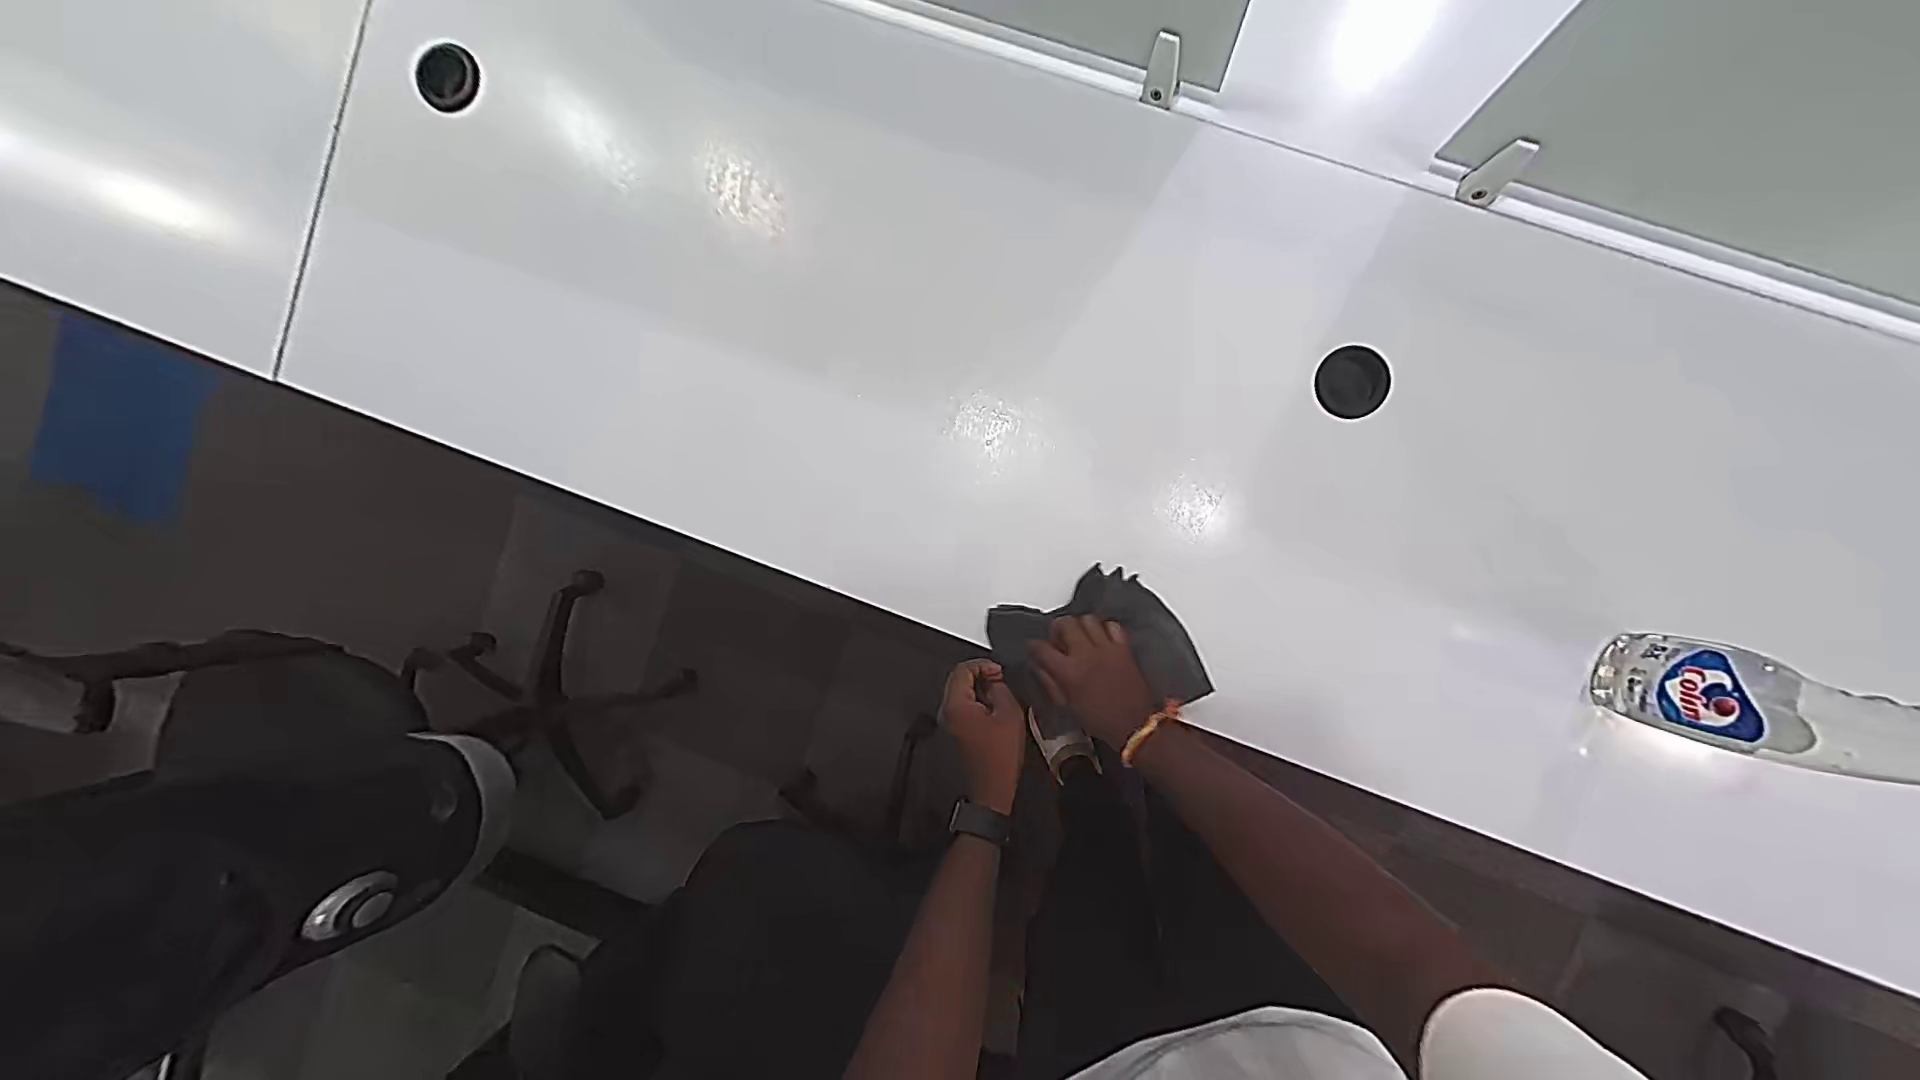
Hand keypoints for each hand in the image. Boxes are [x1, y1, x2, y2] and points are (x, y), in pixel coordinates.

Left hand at [940, 660, 1026, 813]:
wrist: (990, 791)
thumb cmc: (999, 759)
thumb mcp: (1009, 714)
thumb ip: (1000, 688)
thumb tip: (994, 679)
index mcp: (956, 706)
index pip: (962, 670)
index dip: (983, 665)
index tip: (998, 671)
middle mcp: (946, 712)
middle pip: (958, 680)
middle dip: (979, 675)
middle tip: (999, 681)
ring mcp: (947, 723)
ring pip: (959, 693)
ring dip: (977, 689)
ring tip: (998, 696)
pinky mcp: (952, 732)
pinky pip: (961, 707)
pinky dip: (975, 702)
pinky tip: (991, 711)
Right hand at [1027, 616, 1158, 747]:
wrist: (1133, 725)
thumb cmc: (1098, 719)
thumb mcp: (1067, 705)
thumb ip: (1050, 682)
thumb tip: (1039, 667)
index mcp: (1068, 672)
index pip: (1042, 648)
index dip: (1033, 646)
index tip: (1034, 647)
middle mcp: (1085, 654)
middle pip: (1065, 624)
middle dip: (1057, 628)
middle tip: (1058, 638)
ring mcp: (1106, 649)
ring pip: (1088, 620)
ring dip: (1080, 625)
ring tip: (1079, 636)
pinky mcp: (1123, 648)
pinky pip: (1112, 626)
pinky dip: (1105, 628)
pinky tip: (1102, 638)